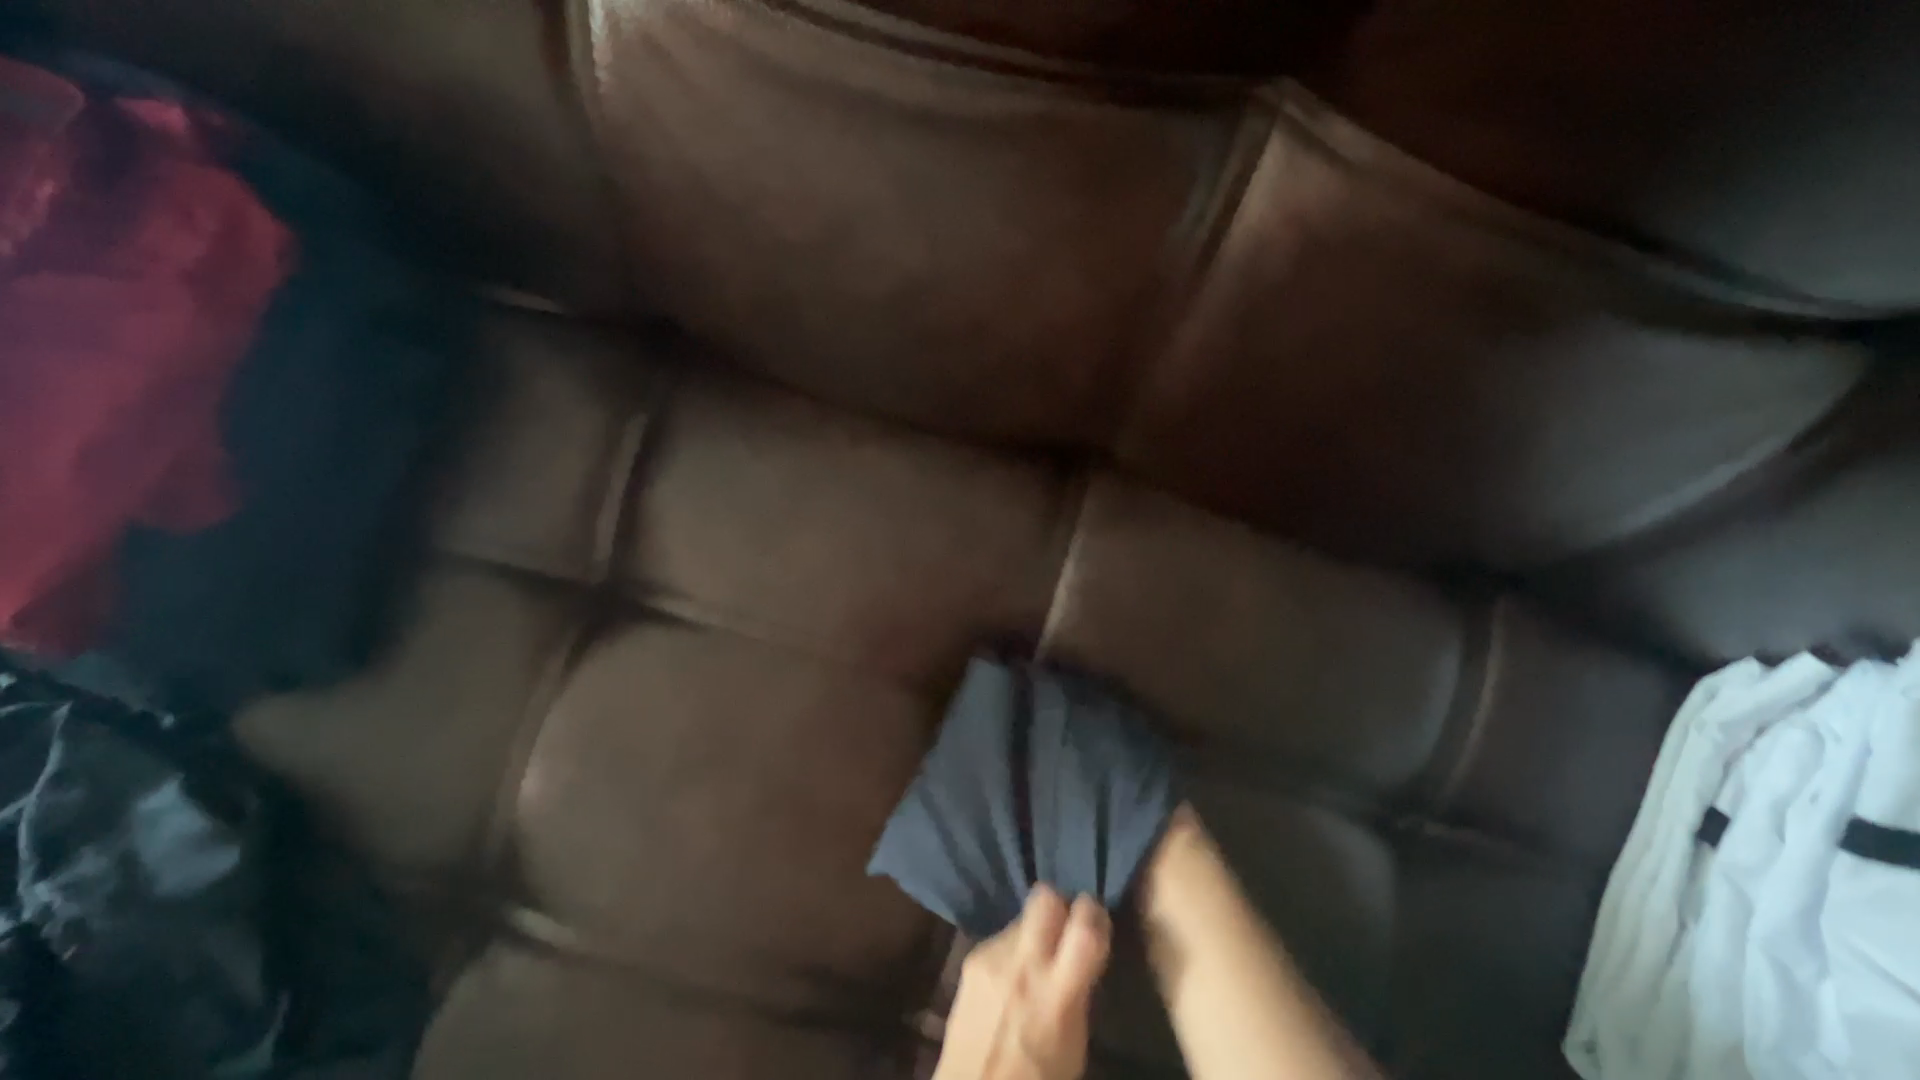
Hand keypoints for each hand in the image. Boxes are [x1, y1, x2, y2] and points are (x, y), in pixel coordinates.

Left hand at [933, 886, 1112, 1079]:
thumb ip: (1079, 990)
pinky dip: (1013, 949)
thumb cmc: (1036, 1079)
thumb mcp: (1074, 1042)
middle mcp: (1023, 964)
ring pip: (1022, 917)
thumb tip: (1085, 955)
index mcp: (1057, 992)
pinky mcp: (970, 958)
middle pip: (1045, 898)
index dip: (1095, 913)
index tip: (1098, 918)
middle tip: (1066, 925)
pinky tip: (1010, 975)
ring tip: (1036, 958)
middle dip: (1059, 903)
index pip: (1084, 928)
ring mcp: (992, 956)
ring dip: (1034, 930)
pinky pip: (1002, 938)